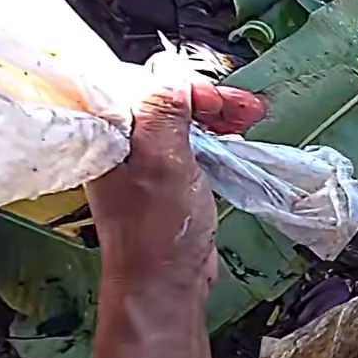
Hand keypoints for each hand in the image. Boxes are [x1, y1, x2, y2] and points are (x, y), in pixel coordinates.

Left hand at [86, 72, 263, 286]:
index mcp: (108, 133)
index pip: (144, 84)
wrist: (165, 282)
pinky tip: (233, 137)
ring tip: (248, 119)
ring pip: (182, 120)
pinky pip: (189, 143)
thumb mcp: (164, 164)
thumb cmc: (158, 232)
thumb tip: (171, 75)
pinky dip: (214, 136)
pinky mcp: (163, 178)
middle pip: (166, 100)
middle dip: (210, 100)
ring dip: (217, 116)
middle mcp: (120, 142)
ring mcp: (142, 161)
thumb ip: (164, 114)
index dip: (186, 87)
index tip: (219, 101)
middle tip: (247, 108)